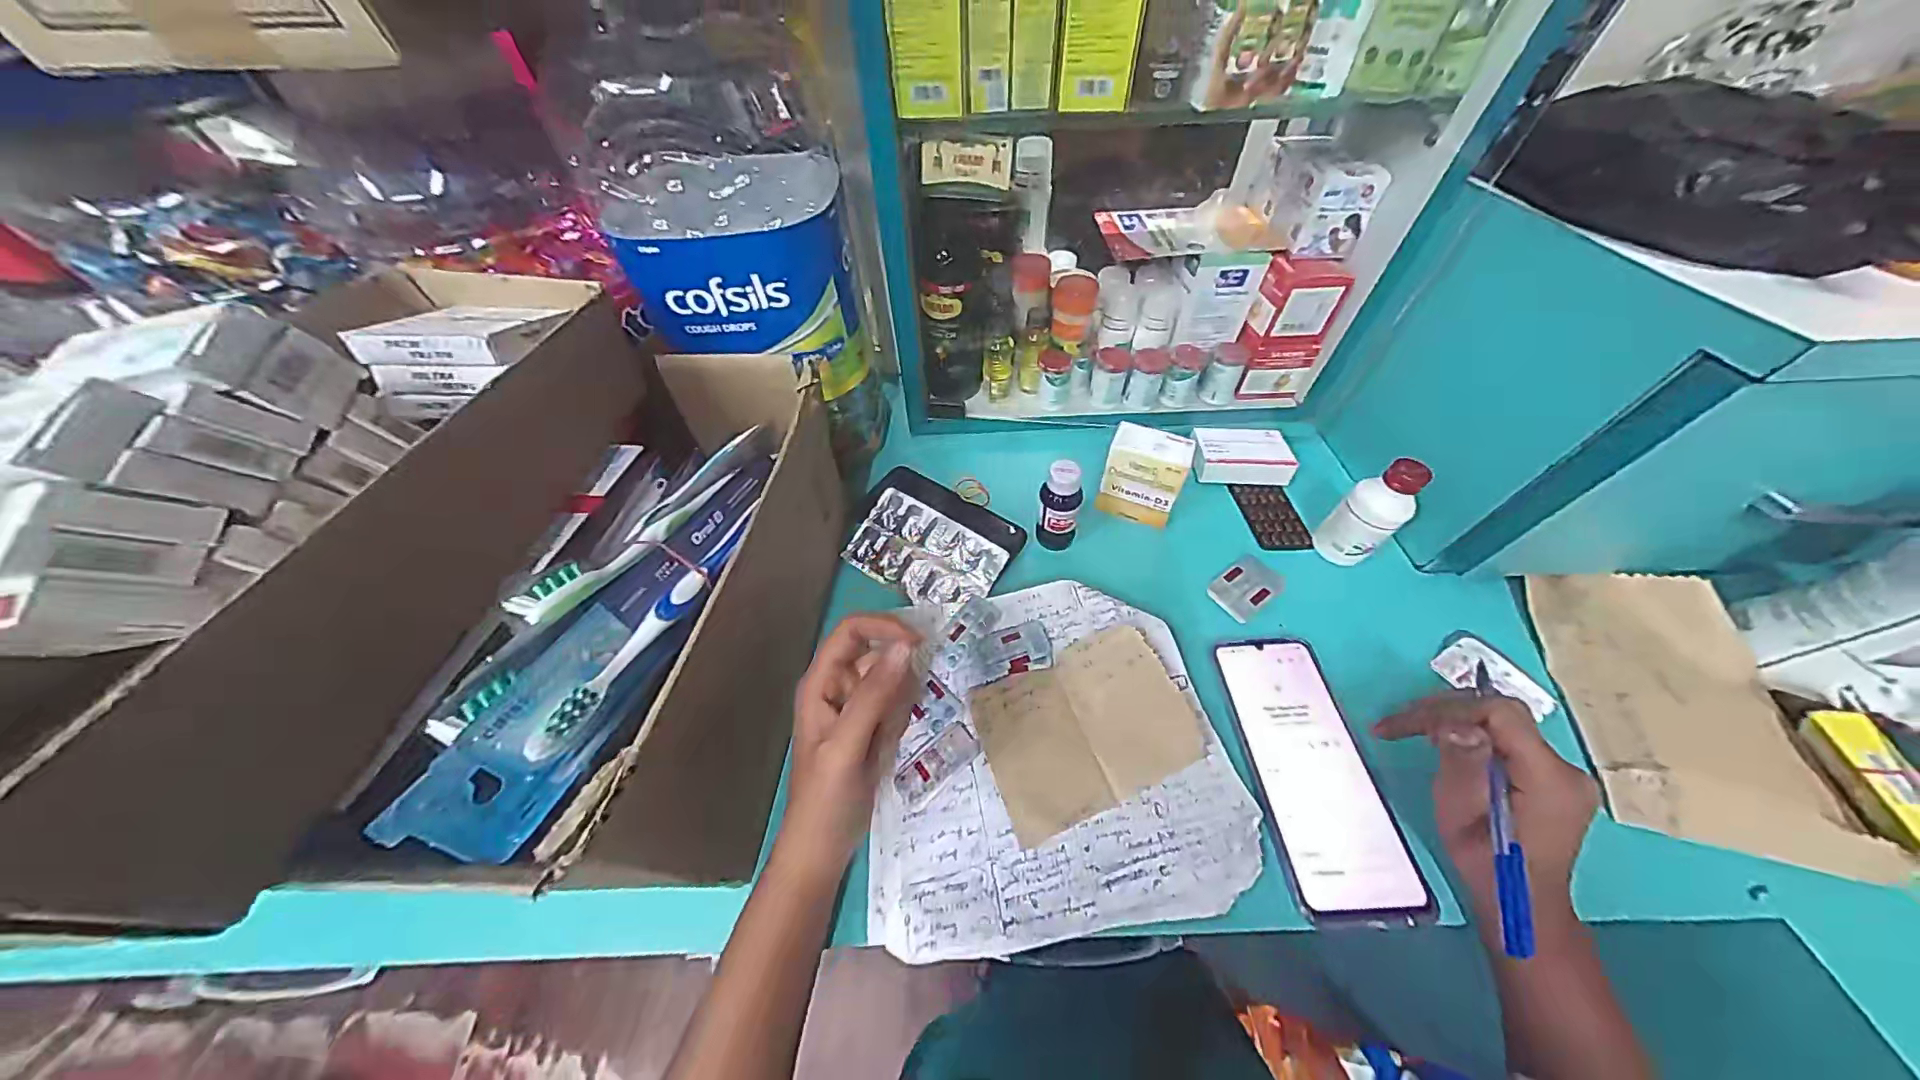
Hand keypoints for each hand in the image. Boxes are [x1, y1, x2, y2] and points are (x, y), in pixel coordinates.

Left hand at [776, 614, 921, 877]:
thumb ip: (875, 694)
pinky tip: (889, 744)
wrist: (822, 847)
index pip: (851, 631)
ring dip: (902, 696)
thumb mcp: (848, 743)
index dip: (884, 627)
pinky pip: (895, 702)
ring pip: (889, 677)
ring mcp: (855, 706)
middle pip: (874, 650)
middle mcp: (838, 686)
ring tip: (890, 734)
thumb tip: (906, 646)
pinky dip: (902, 714)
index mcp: (821, 682)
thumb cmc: (826, 797)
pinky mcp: (871, 724)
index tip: (918, 642)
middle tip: (915, 695)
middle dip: (899, 666)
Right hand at [1374, 691, 1599, 917]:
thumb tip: (1454, 724)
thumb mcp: (1462, 812)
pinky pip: (1506, 739)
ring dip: (1454, 719)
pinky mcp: (1550, 779)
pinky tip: (1442, 742)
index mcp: (1551, 777)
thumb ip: (1462, 763)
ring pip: (1502, 723)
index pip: (1502, 714)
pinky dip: (1469, 734)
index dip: (1453, 709)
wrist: (1521, 903)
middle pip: (1503, 714)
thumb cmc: (1485, 862)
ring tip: (1412, 729)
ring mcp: (1562, 774)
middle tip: (1400, 721)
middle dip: (1447, 710)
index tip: (1411, 722)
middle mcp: (1566, 769)